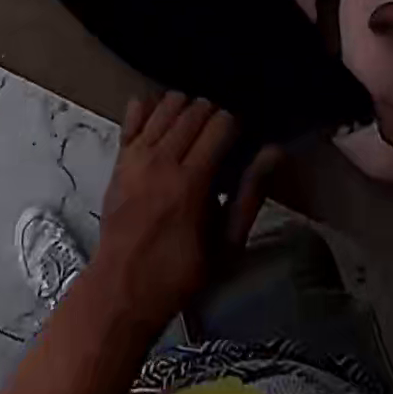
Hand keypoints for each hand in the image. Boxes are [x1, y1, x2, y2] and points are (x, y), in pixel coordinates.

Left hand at [85, 93, 279, 332]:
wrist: (122, 290)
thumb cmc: (179, 273)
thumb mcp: (226, 244)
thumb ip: (250, 194)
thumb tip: (273, 152)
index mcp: (191, 182)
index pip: (219, 124)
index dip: (235, 124)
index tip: (240, 137)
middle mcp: (161, 160)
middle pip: (194, 108)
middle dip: (214, 113)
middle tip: (221, 134)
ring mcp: (136, 155)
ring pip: (166, 103)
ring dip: (186, 106)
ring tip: (195, 126)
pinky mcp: (119, 156)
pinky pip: (134, 112)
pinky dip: (152, 107)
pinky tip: (164, 118)